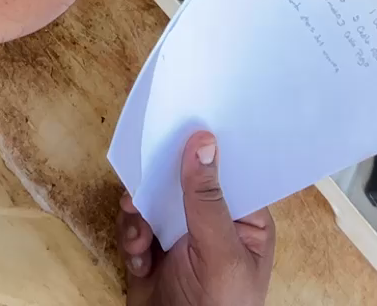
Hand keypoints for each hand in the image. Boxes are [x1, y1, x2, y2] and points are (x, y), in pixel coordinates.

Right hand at [120, 132, 275, 305]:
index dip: (208, 143)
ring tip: (141, 234)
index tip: (187, 117)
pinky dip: (131, 237)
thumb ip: (207, 199)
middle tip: (144, 188)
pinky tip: (139, 259)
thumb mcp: (220, 255)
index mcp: (245, 219)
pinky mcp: (151, 249)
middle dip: (159, 182)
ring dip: (140, 213)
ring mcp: (179, 234)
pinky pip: (133, 223)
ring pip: (151, 195)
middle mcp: (211, 221)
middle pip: (182, 175)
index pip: (229, 168)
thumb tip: (203, 138)